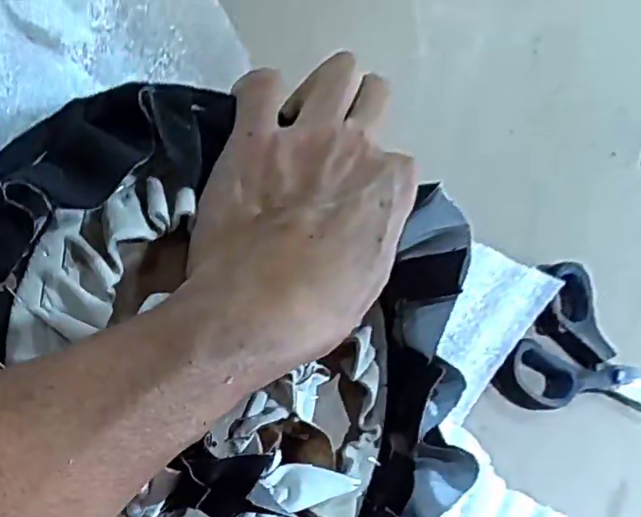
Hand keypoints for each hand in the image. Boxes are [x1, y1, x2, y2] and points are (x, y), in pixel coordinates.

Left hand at [183, 53, 418, 377]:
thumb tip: (364, 228)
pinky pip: (261, 85)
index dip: (368, 180)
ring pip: (335, 73)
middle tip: (327, 148)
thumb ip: (373, 240)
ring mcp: (304, 138)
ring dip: (319, 92)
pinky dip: (258, 93)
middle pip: (372, 98)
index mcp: (389, 188)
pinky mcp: (252, 141)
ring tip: (297, 124)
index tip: (345, 201)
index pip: (393, 162)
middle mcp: (355, 149)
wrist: (247, 318)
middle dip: (354, 117)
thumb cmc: (309, 319)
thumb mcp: (365, 288)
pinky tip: (252, 114)